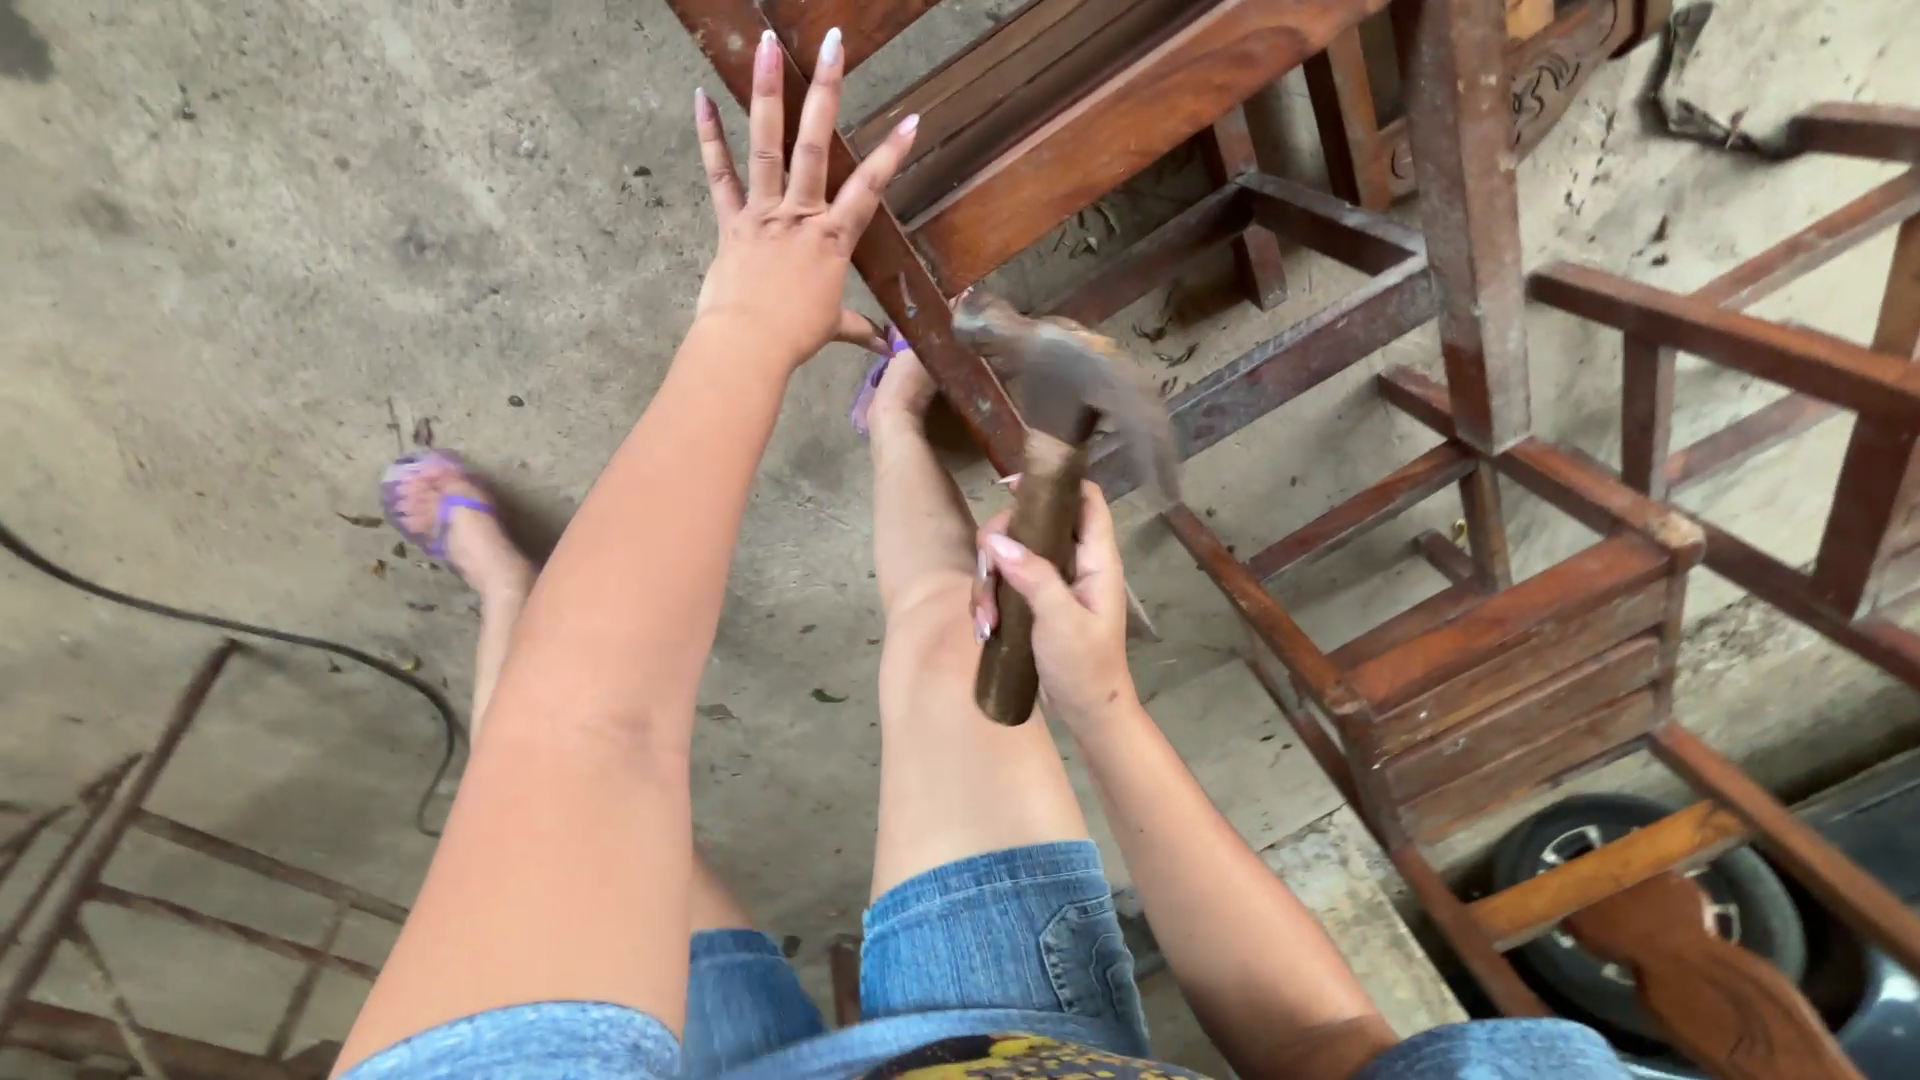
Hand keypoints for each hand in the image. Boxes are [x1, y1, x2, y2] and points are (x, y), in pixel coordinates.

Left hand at [692, 28, 915, 365]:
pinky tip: (701, 96)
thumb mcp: (832, 328)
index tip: (911, 120)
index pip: (868, 190)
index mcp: (832, 241)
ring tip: (768, 45)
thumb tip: (884, 346)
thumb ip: (858, 328)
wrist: (748, 344)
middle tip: (833, 46)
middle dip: (826, 92)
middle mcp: (800, 216)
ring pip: (768, 146)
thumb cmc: (795, 337)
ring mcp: (763, 214)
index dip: (891, 156)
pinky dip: (709, 136)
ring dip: (768, 93)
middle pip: (816, 147)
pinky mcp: (731, 221)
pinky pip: (718, 173)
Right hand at [972, 481, 1138, 726]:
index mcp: (1096, 558)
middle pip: (1032, 522)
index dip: (1053, 483)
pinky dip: (990, 598)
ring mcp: (1053, 581)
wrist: (1087, 712)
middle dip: (1000, 543)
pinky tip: (985, 626)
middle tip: (986, 571)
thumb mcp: (1061, 621)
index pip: (1085, 499)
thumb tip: (997, 540)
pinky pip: (1005, 582)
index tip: (1012, 486)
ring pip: (1011, 554)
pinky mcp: (1035, 601)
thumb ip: (1033, 576)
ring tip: (987, 618)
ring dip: (990, 579)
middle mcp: (1075, 562)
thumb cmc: (1086, 667)